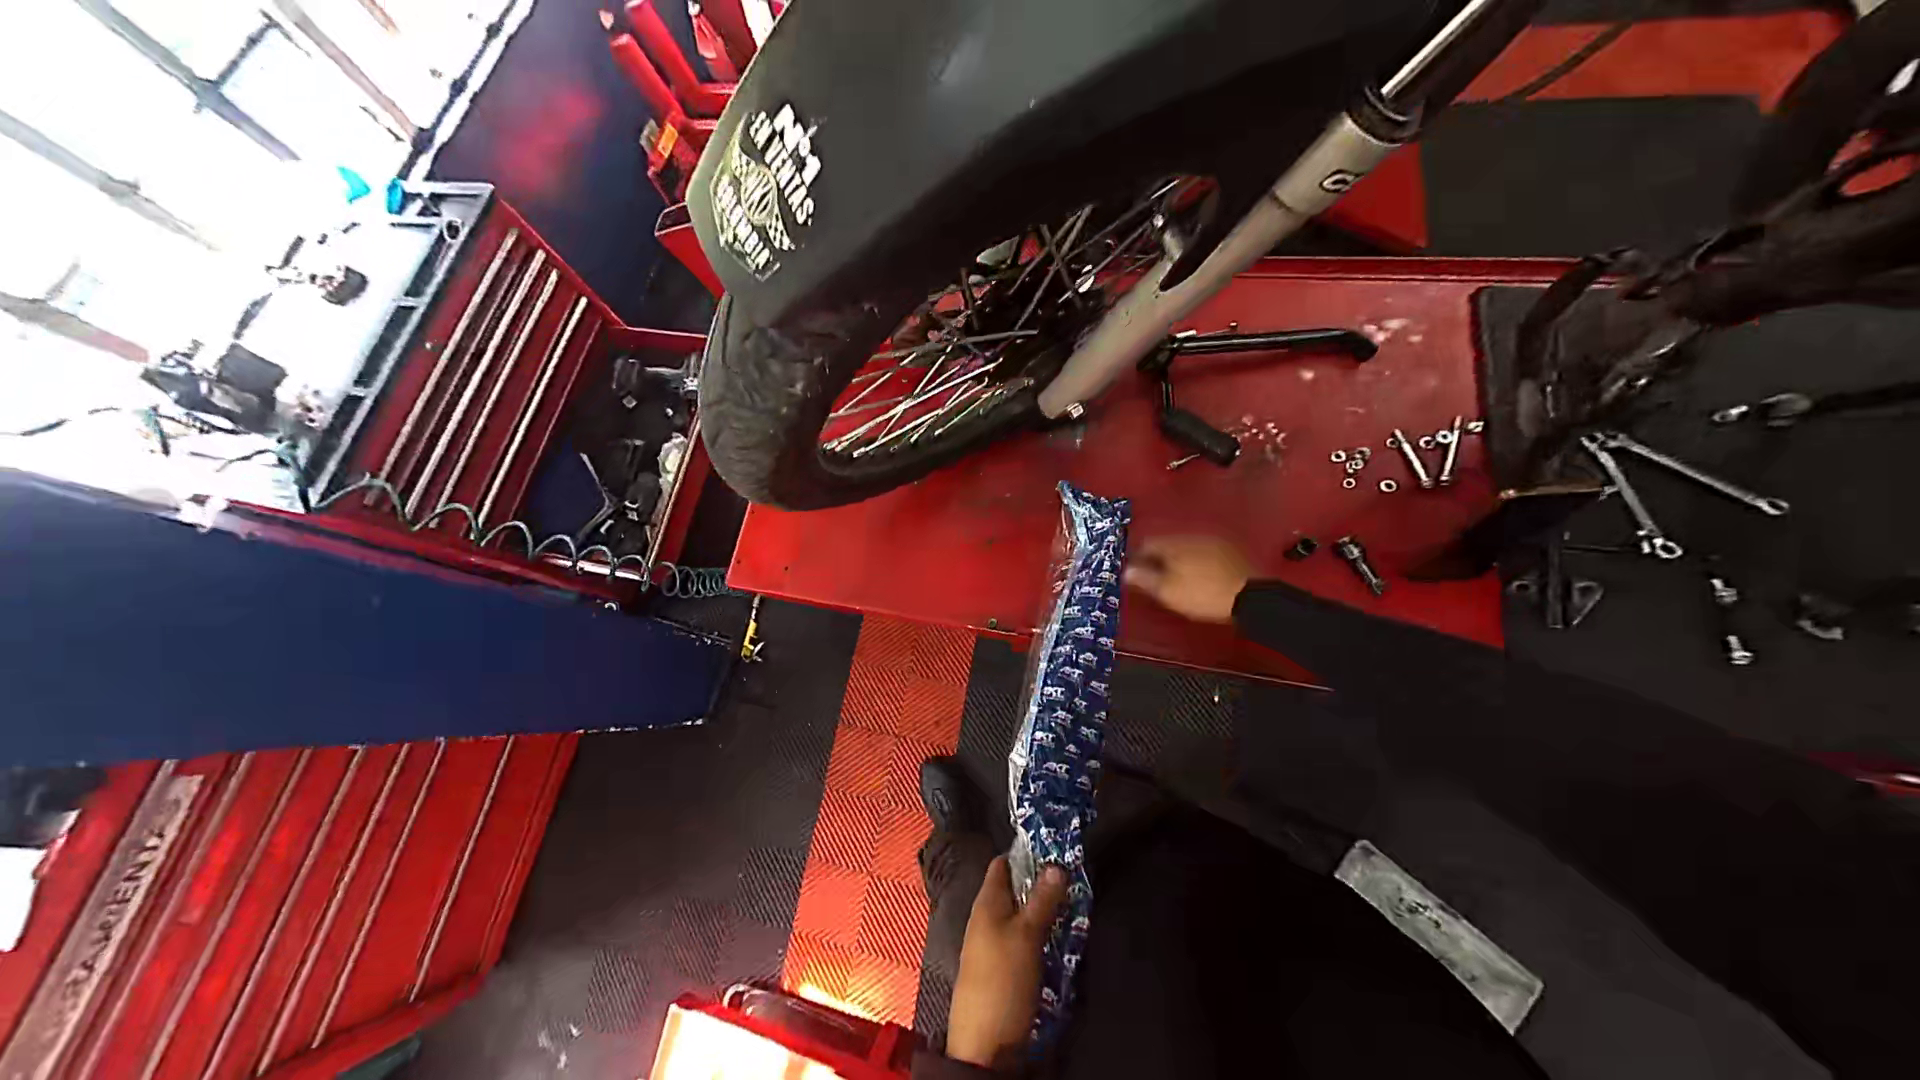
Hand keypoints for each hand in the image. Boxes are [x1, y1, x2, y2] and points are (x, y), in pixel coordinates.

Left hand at [946, 858, 1068, 1068]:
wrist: (984, 1045)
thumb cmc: (1003, 979)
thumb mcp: (1028, 936)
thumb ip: (1042, 900)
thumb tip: (1056, 864)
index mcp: (986, 902)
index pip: (1002, 864)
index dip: (1025, 855)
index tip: (1055, 850)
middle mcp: (985, 918)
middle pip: (1013, 890)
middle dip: (1040, 885)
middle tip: (1073, 882)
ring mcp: (990, 944)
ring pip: (1018, 916)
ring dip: (1041, 911)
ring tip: (1072, 909)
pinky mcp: (999, 968)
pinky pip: (1020, 939)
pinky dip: (1037, 935)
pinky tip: (1057, 941)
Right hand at [1123, 536, 1250, 622]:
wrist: (1250, 597)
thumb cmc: (1202, 595)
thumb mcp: (1168, 591)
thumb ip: (1145, 579)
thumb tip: (1126, 570)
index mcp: (1173, 543)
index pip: (1146, 544)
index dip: (1137, 559)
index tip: (1135, 575)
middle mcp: (1192, 535)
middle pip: (1166, 543)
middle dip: (1157, 559)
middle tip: (1154, 579)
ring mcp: (1213, 540)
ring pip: (1185, 546)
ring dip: (1177, 559)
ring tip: (1176, 579)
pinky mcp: (1230, 550)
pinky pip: (1203, 551)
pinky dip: (1195, 561)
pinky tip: (1197, 576)